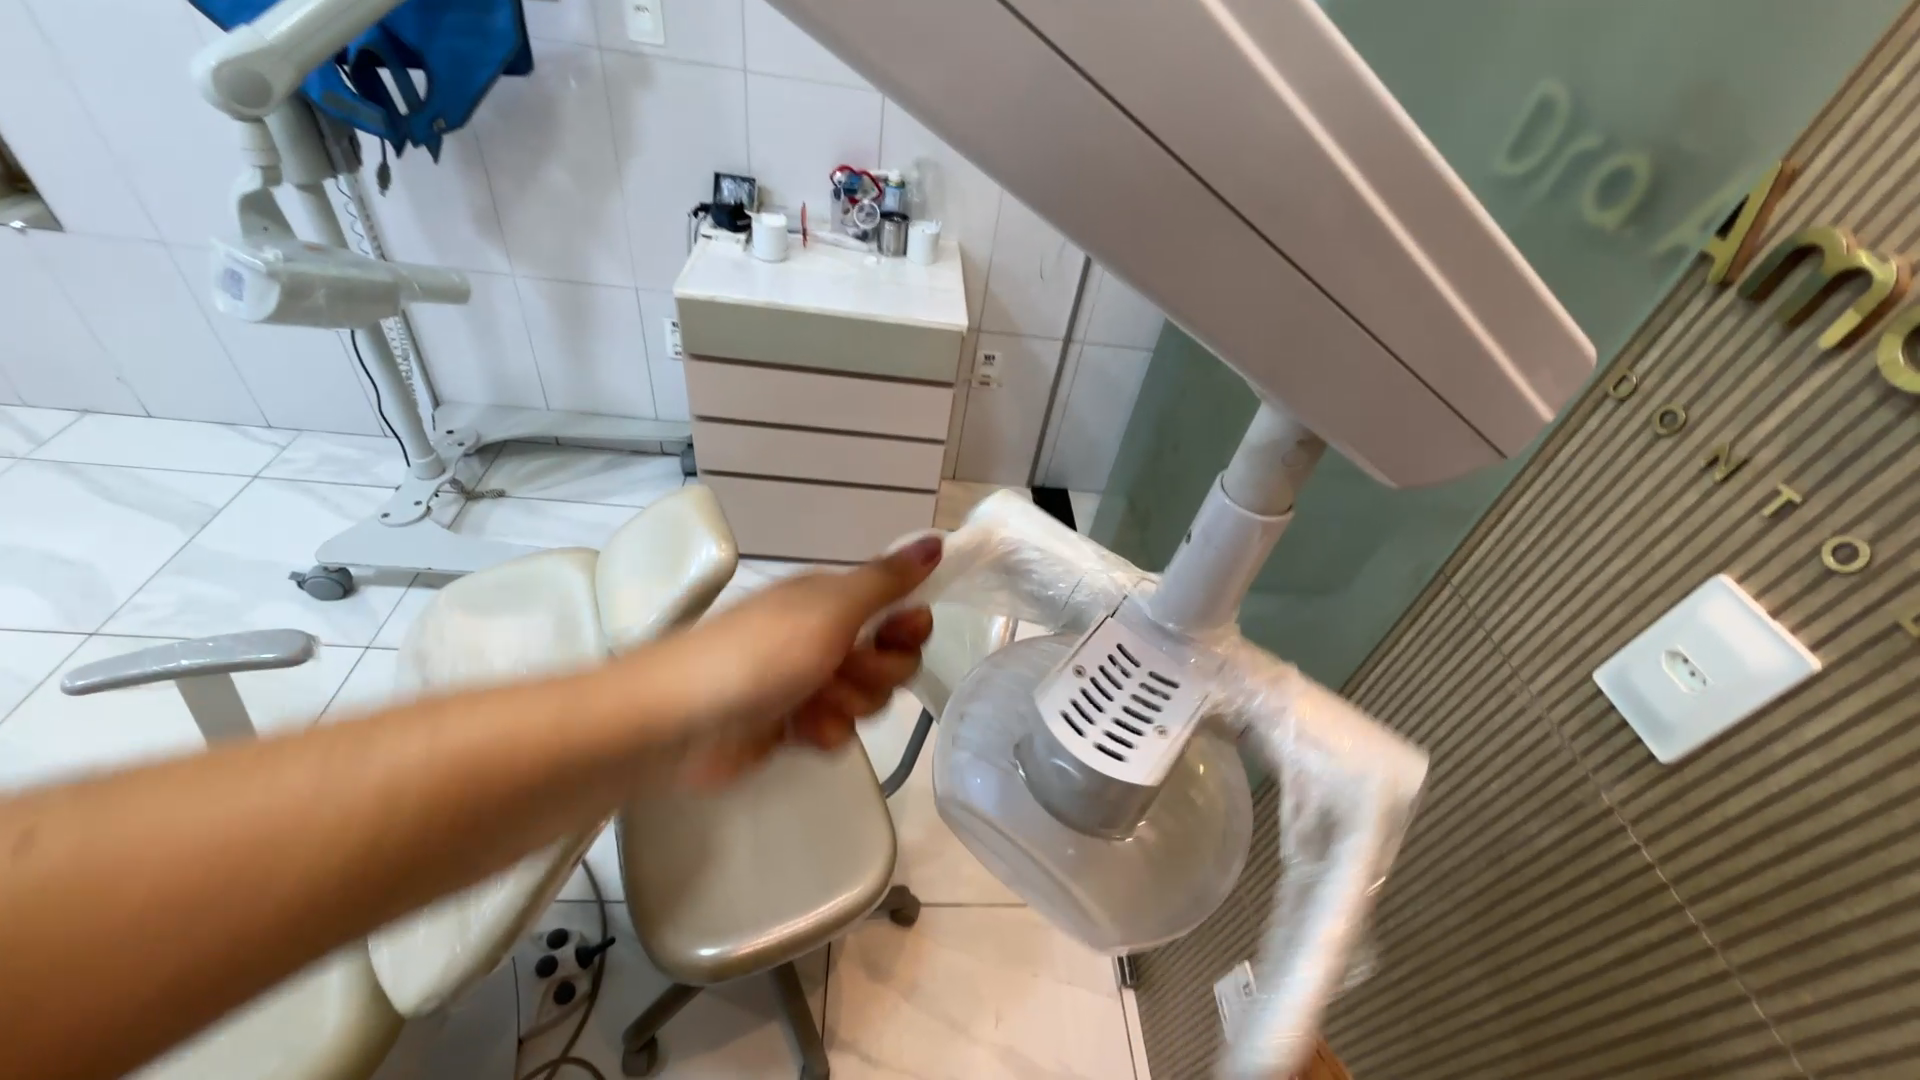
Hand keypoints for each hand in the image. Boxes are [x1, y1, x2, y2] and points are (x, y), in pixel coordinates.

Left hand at [633, 535, 941, 787]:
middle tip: (840, 671)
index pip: (900, 610)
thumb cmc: (761, 653)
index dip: (909, 627)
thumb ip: (888, 581)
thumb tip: (937, 539)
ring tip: (809, 705)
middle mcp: (827, 637)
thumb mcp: (831, 608)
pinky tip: (797, 732)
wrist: (683, 721)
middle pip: (892, 660)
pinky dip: (822, 733)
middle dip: (874, 673)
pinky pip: (839, 732)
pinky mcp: (795, 725)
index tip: (903, 633)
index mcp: (834, 600)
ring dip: (846, 706)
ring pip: (869, 701)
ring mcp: (810, 682)